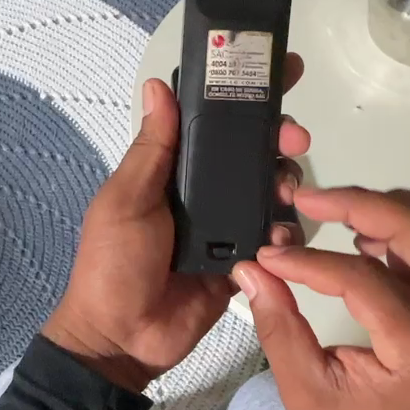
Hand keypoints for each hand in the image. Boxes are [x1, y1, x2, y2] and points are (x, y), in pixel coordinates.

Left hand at [42, 55, 309, 392]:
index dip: (246, 98)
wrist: (122, 336)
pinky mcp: (242, 263)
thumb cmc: (114, 263)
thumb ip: (150, 148)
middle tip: (295, 139)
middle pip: (252, 155)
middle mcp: (203, 194)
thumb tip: (157, 83)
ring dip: (288, 183)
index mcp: (172, 173)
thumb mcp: (124, 200)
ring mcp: (225, 230)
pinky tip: (285, 233)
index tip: (281, 72)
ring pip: (269, 193)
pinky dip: (287, 232)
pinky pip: (274, 240)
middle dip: (279, 139)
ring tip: (290, 190)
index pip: (214, 125)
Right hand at [230, 187, 409, 409]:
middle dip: (360, 203)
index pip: (366, 278)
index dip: (311, 262)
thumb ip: (280, 328)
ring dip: (395, 206)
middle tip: (308, 199)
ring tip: (343, 211)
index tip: (268, 255)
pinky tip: (371, 234)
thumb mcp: (307, 392)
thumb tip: (252, 270)